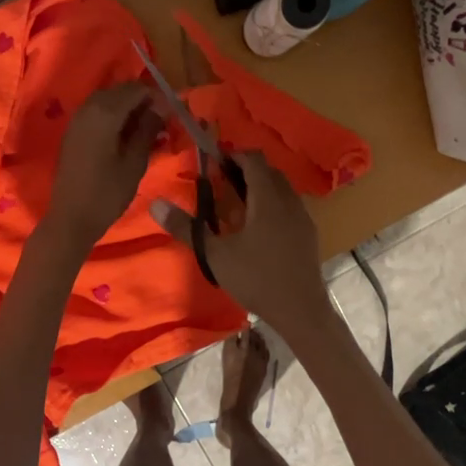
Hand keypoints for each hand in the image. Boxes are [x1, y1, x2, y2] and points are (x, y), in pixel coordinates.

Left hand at [44, 82, 163, 248]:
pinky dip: (114, 119)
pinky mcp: (73, 133)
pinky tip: (126, 138)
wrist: (71, 219)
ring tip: (146, 132)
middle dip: (142, 102)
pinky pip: (97, 115)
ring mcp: (77, 120)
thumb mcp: (135, 162)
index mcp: (105, 112)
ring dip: (128, 111)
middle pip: (120, 92)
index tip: (171, 113)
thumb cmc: (107, 194)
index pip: (136, 89)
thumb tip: (162, 106)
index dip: (156, 97)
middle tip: (161, 124)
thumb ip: (148, 130)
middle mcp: (88, 108)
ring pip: (108, 102)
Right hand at [151, 150, 334, 336]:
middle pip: (270, 172)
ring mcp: (303, 218)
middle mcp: (289, 201)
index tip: (213, 164)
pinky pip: (289, 207)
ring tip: (237, 205)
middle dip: (246, 171)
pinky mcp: (308, 235)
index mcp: (268, 199)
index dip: (233, 155)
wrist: (300, 310)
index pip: (253, 160)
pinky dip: (272, 205)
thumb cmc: (256, 279)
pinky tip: (258, 228)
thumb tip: (156, 203)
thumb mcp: (215, 255)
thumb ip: (186, 228)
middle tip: (222, 183)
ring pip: (282, 189)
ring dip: (261, 189)